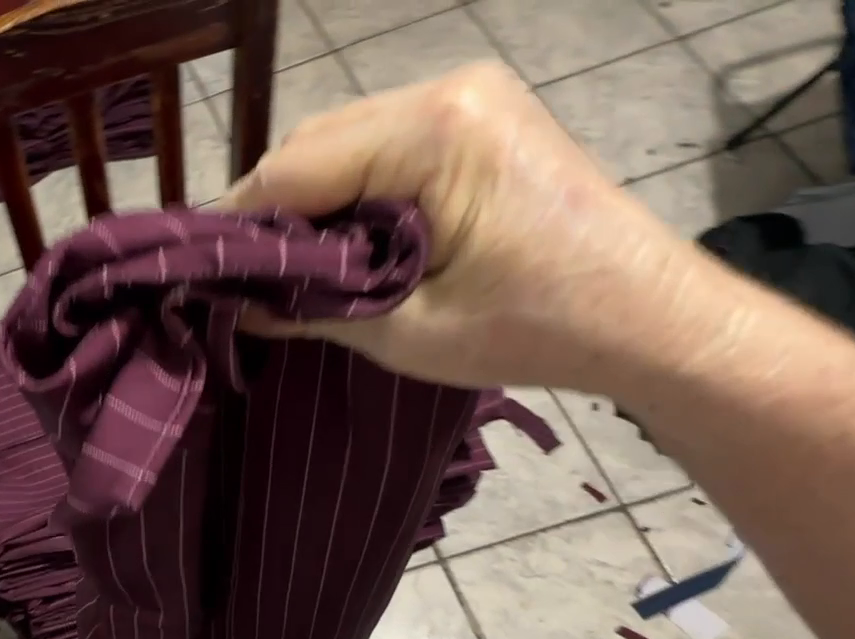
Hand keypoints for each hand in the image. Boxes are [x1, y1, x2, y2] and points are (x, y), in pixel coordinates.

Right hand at [220, 62, 717, 395]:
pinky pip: (378, 147)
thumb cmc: (533, 330)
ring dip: (306, 203)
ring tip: (290, 268)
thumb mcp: (404, 332)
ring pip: (340, 142)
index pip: (294, 168)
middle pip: (312, 144)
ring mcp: (466, 96)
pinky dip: (346, 193)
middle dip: (271, 212)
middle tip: (247, 279)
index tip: (207, 276)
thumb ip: (310, 309)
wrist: (647, 317)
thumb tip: (235, 306)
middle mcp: (446, 91)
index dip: (241, 225)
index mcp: (433, 133)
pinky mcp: (476, 117)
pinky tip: (339, 241)